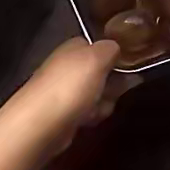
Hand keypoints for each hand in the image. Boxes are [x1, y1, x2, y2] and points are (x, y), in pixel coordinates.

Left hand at [0, 38, 130, 154]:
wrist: (40, 124)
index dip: (115, 55)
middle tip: (115, 90)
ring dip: (104, 102)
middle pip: (100, 71)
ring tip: (98, 108)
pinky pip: (87, 110)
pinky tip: (88, 120)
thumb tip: (115, 47)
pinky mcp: (62, 113)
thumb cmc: (71, 86)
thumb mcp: (97, 58)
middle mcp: (66, 66)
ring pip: (97, 93)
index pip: (99, 45)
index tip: (129, 66)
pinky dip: (91, 116)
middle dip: (112, 82)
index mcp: (73, 48)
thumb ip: (110, 48)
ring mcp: (63, 90)